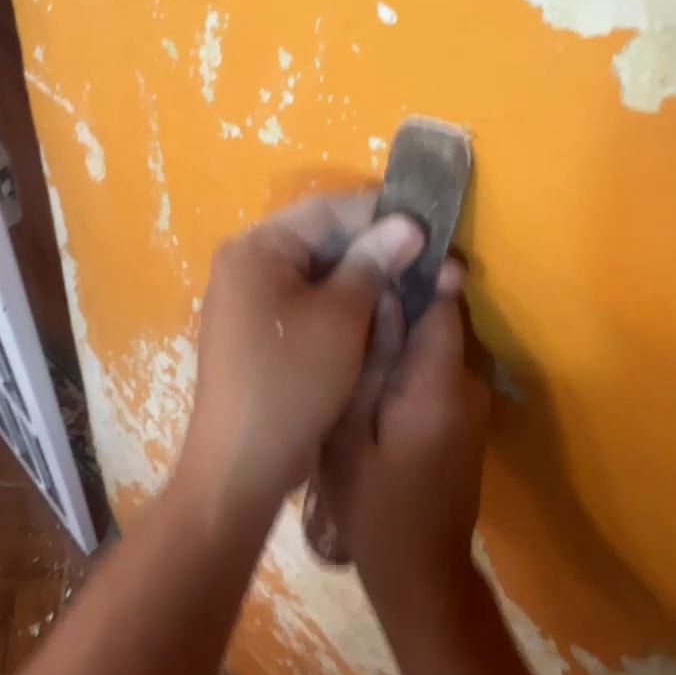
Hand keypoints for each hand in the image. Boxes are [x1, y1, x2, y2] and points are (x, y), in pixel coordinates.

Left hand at [172, 191, 424, 526]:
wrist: (241, 465)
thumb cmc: (291, 383)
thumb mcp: (341, 319)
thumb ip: (373, 264)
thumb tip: (408, 223)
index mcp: (255, 248)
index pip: (326, 209)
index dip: (382, 214)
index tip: (433, 227)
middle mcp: (245, 264)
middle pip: (321, 239)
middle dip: (377, 248)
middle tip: (434, 260)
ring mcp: (247, 299)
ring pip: (317, 272)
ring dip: (364, 278)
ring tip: (418, 285)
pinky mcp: (257, 330)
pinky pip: (306, 301)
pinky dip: (342, 304)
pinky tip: (381, 313)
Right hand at [320, 261, 491, 595]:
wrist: (419, 572)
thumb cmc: (373, 506)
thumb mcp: (349, 434)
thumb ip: (368, 363)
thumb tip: (383, 297)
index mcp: (439, 385)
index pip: (442, 304)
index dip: (421, 266)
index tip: (387, 235)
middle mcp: (469, 385)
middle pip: (439, 319)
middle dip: (403, 294)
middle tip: (352, 276)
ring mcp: (473, 403)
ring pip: (437, 342)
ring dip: (405, 325)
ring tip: (354, 310)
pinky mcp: (465, 418)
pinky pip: (437, 367)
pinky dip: (410, 355)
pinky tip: (372, 357)